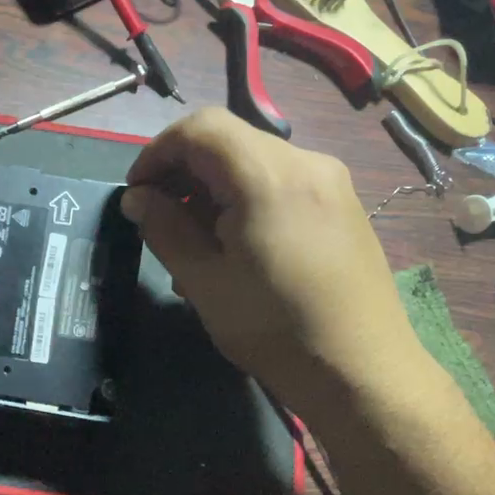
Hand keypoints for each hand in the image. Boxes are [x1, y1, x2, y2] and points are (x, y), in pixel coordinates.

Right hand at [120, 108, 424, 415]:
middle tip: (159, 224)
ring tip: (193, 246)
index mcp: (268, 176)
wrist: (358, 366)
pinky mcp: (340, 204)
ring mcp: (329, 182)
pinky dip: (242, 201)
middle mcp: (305, 162)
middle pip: (228, 141)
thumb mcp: (203, 281)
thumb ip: (165, 229)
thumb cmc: (271, 327)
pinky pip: (278, 183)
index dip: (156, 153)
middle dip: (182, 173)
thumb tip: (137, 198)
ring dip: (210, 190)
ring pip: (252, 162)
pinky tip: (233, 250)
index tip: (136, 196)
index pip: (200, 128)